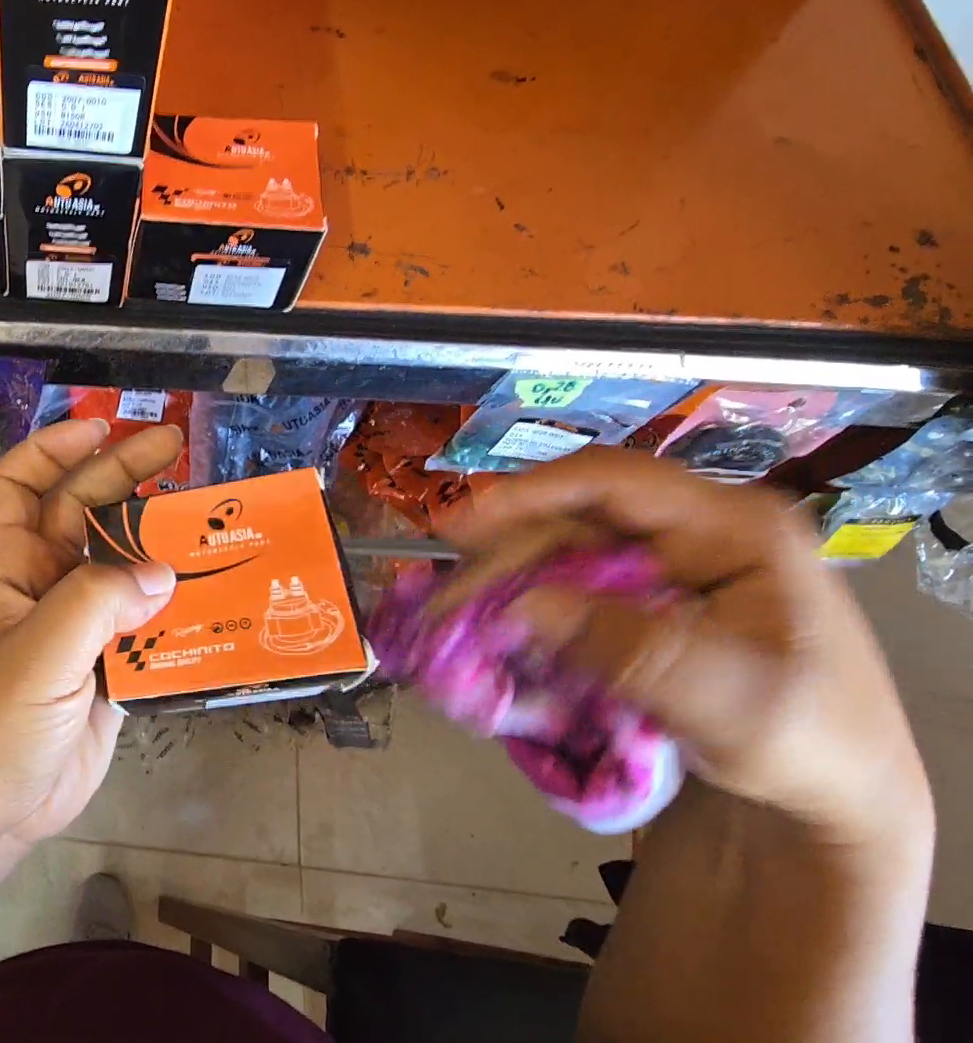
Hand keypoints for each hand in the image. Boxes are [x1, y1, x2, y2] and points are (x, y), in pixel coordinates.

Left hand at [0, 419, 183, 904]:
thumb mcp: (35, 659)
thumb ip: (95, 606)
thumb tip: (161, 571)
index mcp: (8, 570)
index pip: (19, 488)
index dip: (52, 450)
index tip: (100, 427)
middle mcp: (43, 588)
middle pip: (81, 512)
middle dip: (122, 475)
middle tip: (176, 446)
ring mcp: (77, 629)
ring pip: (121, 565)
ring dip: (158, 538)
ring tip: (210, 513)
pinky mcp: (107, 668)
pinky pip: (146, 623)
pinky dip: (178, 607)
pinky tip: (217, 593)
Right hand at [437, 448, 930, 846]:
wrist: (833, 797)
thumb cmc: (811, 745)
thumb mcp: (737, 705)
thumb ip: (636, 652)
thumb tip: (526, 607)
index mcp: (733, 529)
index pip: (612, 481)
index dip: (527, 495)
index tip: (459, 528)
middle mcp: (689, 533)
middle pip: (568, 520)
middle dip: (500, 557)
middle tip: (444, 600)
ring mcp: (658, 566)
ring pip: (554, 553)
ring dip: (501, 586)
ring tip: (452, 622)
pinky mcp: (634, 601)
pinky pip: (560, 588)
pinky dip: (520, 610)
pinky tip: (490, 635)